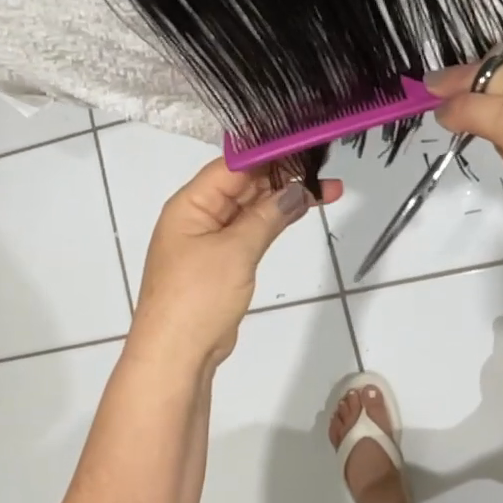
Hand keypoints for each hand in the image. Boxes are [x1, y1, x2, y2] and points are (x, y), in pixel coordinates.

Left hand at [132, 159, 341, 370]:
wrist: (175, 357)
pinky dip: (274, 222)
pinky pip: (250, 231)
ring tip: (327, 188)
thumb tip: (297, 190)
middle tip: (325, 167)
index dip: (269, 154)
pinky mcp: (222, 263)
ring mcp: (209, 240)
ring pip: (250, 208)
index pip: (232, 166)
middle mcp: (197, 216)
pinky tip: (301, 210)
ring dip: (283, 199)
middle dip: (282, 176)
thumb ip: (267, 217)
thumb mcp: (235, 251)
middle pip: (243, 185)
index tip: (305, 144)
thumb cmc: (197, 297)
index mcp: (190, 204)